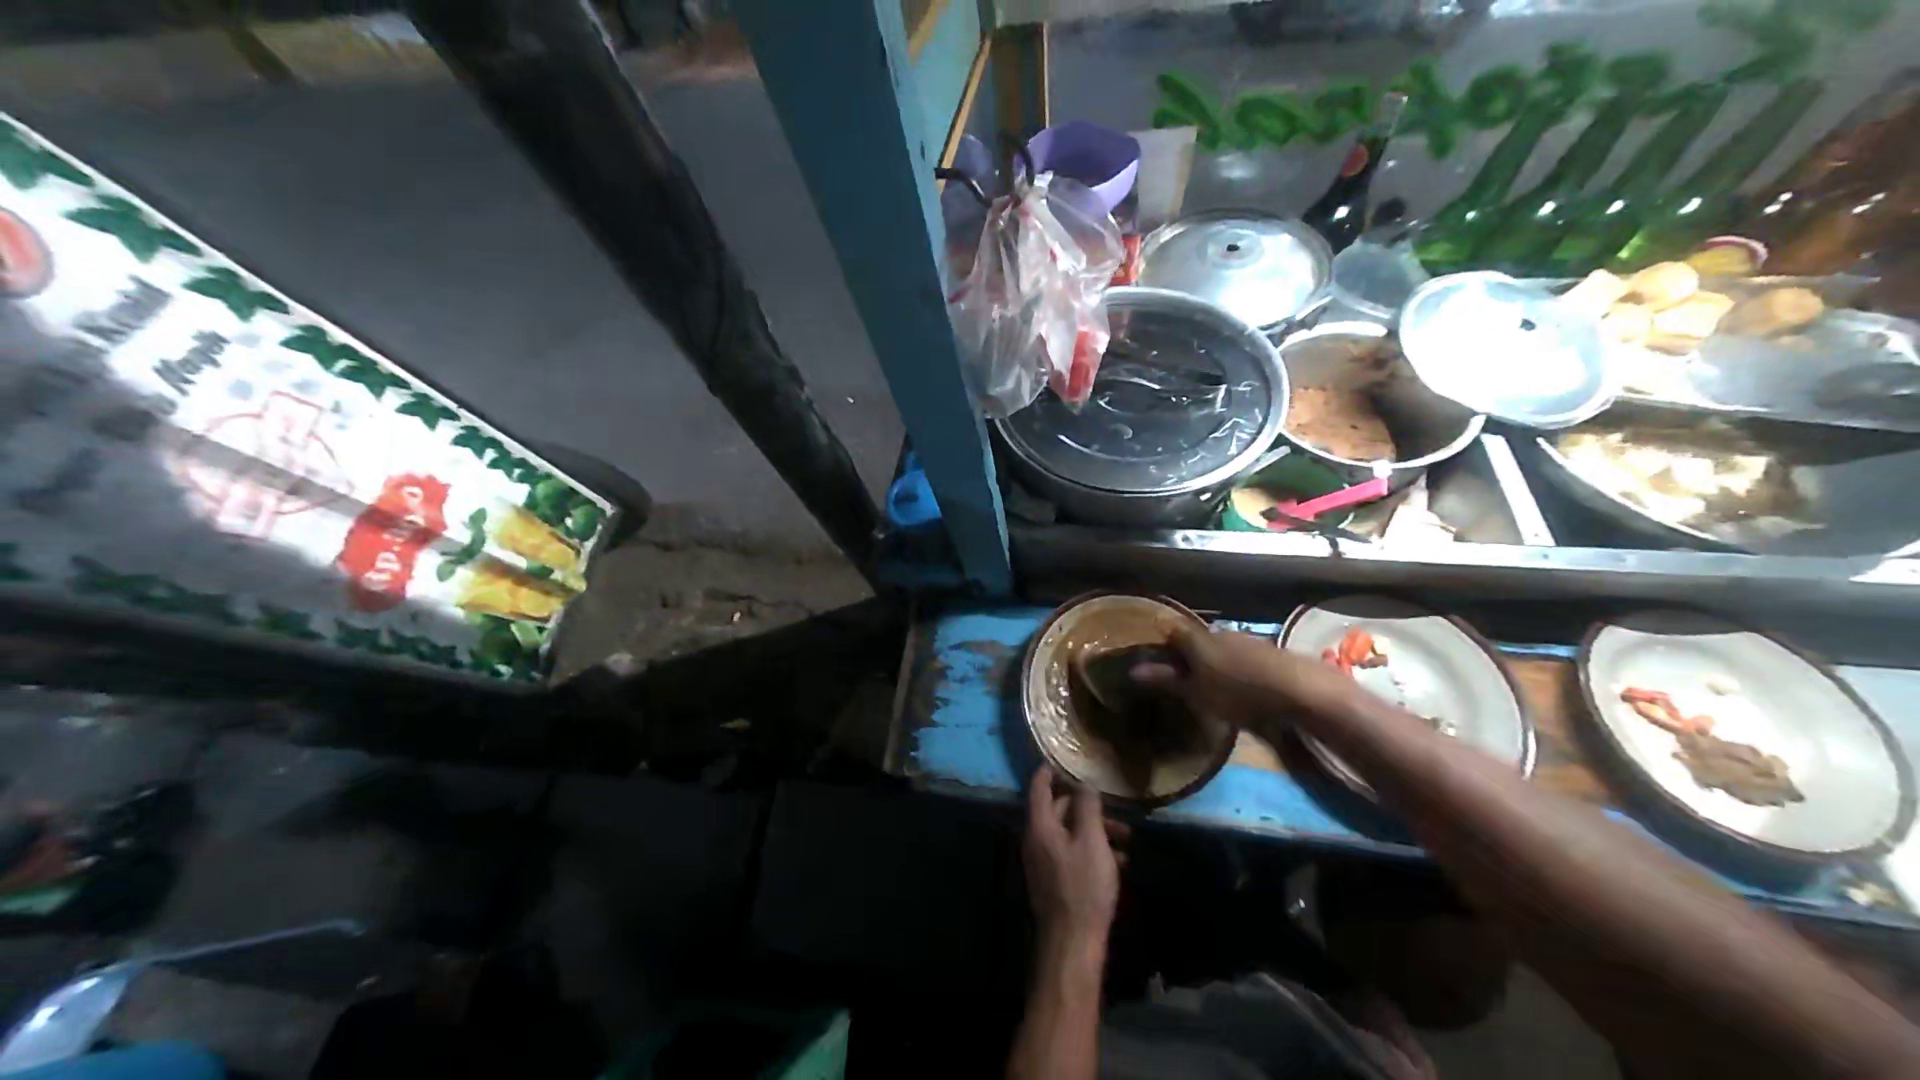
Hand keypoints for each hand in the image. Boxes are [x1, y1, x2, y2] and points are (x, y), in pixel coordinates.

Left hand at [1023, 766, 1122, 946]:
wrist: (1073, 941)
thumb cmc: (1083, 886)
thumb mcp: (1091, 841)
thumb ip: (1087, 808)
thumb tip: (1083, 783)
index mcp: (1039, 826)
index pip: (1038, 786)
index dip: (1050, 770)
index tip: (1065, 760)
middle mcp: (1035, 839)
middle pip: (1058, 810)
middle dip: (1087, 807)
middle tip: (1117, 812)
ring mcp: (1042, 861)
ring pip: (1068, 833)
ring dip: (1095, 831)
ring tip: (1126, 840)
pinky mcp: (1053, 879)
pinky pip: (1071, 853)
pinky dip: (1091, 850)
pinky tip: (1119, 862)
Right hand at [1133, 625, 1360, 730]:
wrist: (1297, 688)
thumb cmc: (1237, 692)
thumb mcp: (1196, 692)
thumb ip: (1166, 680)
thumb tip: (1133, 670)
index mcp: (1197, 639)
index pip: (1171, 632)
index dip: (1163, 645)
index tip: (1158, 662)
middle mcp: (1218, 632)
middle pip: (1196, 639)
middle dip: (1189, 655)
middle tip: (1185, 678)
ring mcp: (1245, 639)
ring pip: (1220, 646)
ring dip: (1214, 661)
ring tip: (1214, 685)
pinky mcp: (1267, 650)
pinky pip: (1241, 655)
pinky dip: (1235, 666)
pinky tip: (1241, 686)